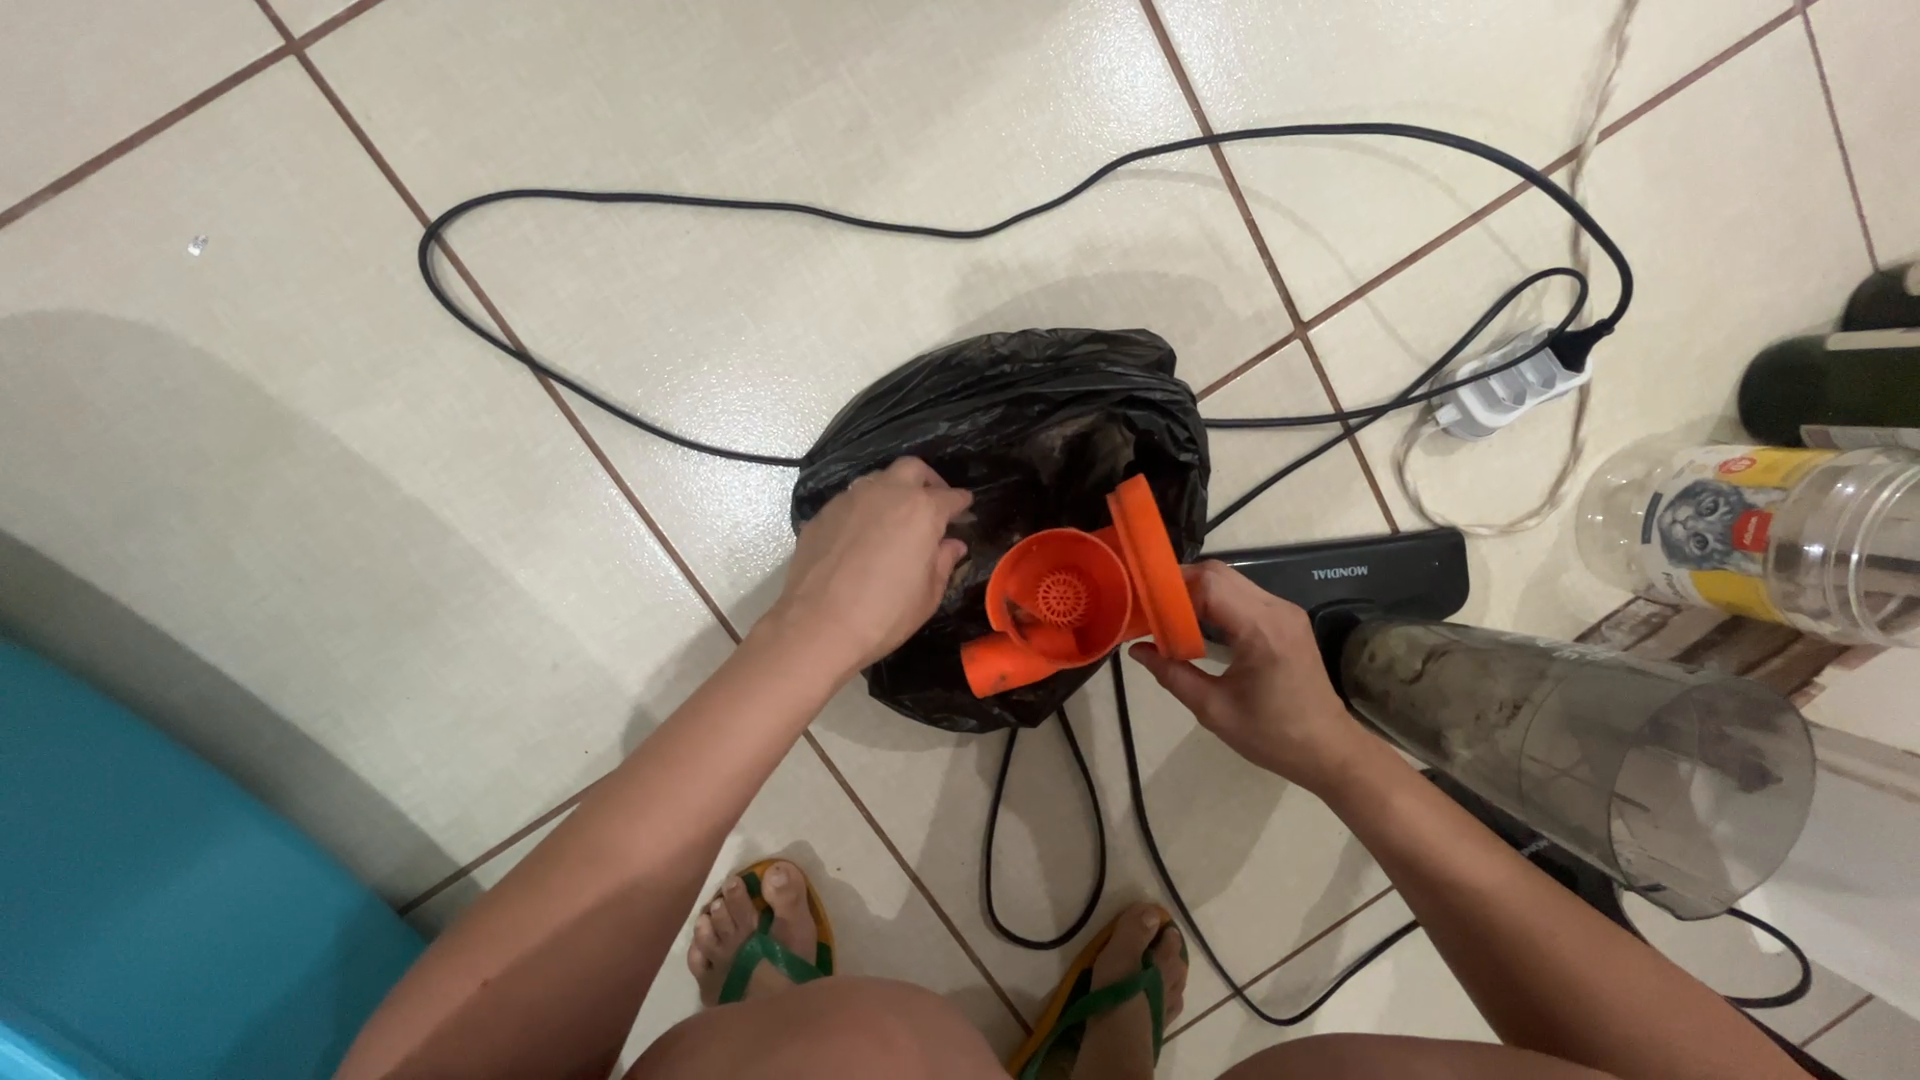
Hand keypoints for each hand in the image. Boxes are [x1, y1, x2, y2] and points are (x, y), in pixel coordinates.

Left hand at [764, 457, 971, 677]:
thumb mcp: (928, 595)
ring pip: (877, 479)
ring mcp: (850, 500)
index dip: (961, 503)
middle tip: (933, 502)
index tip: (965, 510)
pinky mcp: (822, 514)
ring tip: (896, 517)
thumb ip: (943, 562)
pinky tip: (862, 536)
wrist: (817, 625)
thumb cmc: (884, 614)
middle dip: (928, 481)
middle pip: (912, 469)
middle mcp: (886, 493)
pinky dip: (864, 510)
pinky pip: (850, 502)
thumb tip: (952, 544)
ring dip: (892, 491)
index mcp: (921, 510)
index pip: (951, 496)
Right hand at [1129, 561, 1376, 792]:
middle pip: (1218, 573)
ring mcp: (1285, 611)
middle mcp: (1277, 610)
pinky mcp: (1286, 618)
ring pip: (1230, 579)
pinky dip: (1214, 599)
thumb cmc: (1273, 736)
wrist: (1329, 750)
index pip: (1208, 586)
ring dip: (1196, 590)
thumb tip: (1137, 650)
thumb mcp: (1213, 710)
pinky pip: (1243, 594)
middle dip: (1179, 584)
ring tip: (1167, 614)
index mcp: (1261, 630)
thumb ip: (1172, 674)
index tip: (1143, 606)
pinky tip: (1196, 622)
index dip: (1172, 589)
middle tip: (1150, 607)